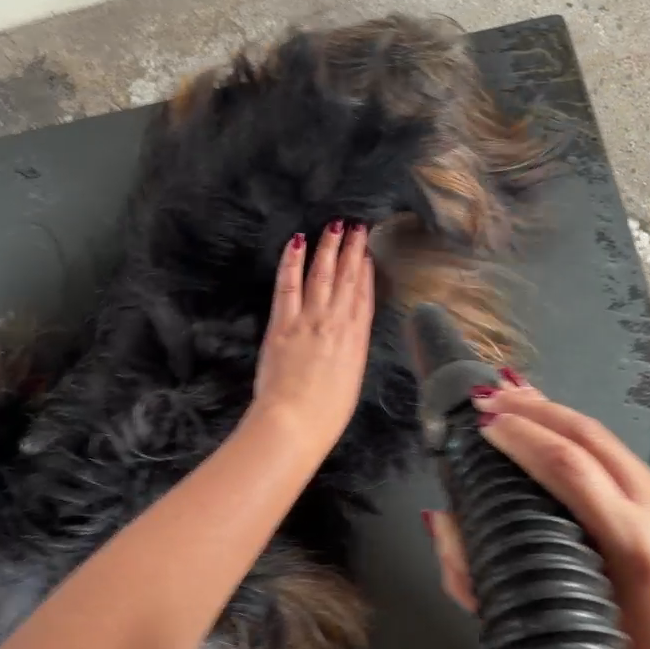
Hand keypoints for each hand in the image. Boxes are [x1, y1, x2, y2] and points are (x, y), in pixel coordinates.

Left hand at [247, 221, 375, 442]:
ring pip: (322, 274)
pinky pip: (288, 284)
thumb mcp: (352, 379)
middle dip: (352, 250)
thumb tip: (348, 335)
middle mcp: (337, 323)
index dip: (365, 272)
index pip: (363, 297)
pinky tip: (296, 241)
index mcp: (357, 340)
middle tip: (356, 226)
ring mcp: (309, 320)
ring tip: (334, 225)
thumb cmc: (326, 414)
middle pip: (347, 278)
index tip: (366, 253)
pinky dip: (292, 261)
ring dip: (328, 247)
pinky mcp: (283, 322)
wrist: (296, 423)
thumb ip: (350, 351)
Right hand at [423, 375, 649, 648]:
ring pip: (607, 438)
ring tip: (510, 398)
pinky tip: (549, 425)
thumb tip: (442, 520)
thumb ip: (481, 577)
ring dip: (554, 413)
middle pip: (590, 436)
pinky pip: (618, 455)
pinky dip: (576, 434)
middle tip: (486, 399)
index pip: (570, 466)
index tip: (481, 423)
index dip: (522, 436)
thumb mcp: (542, 628)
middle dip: (533, 410)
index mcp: (637, 547)